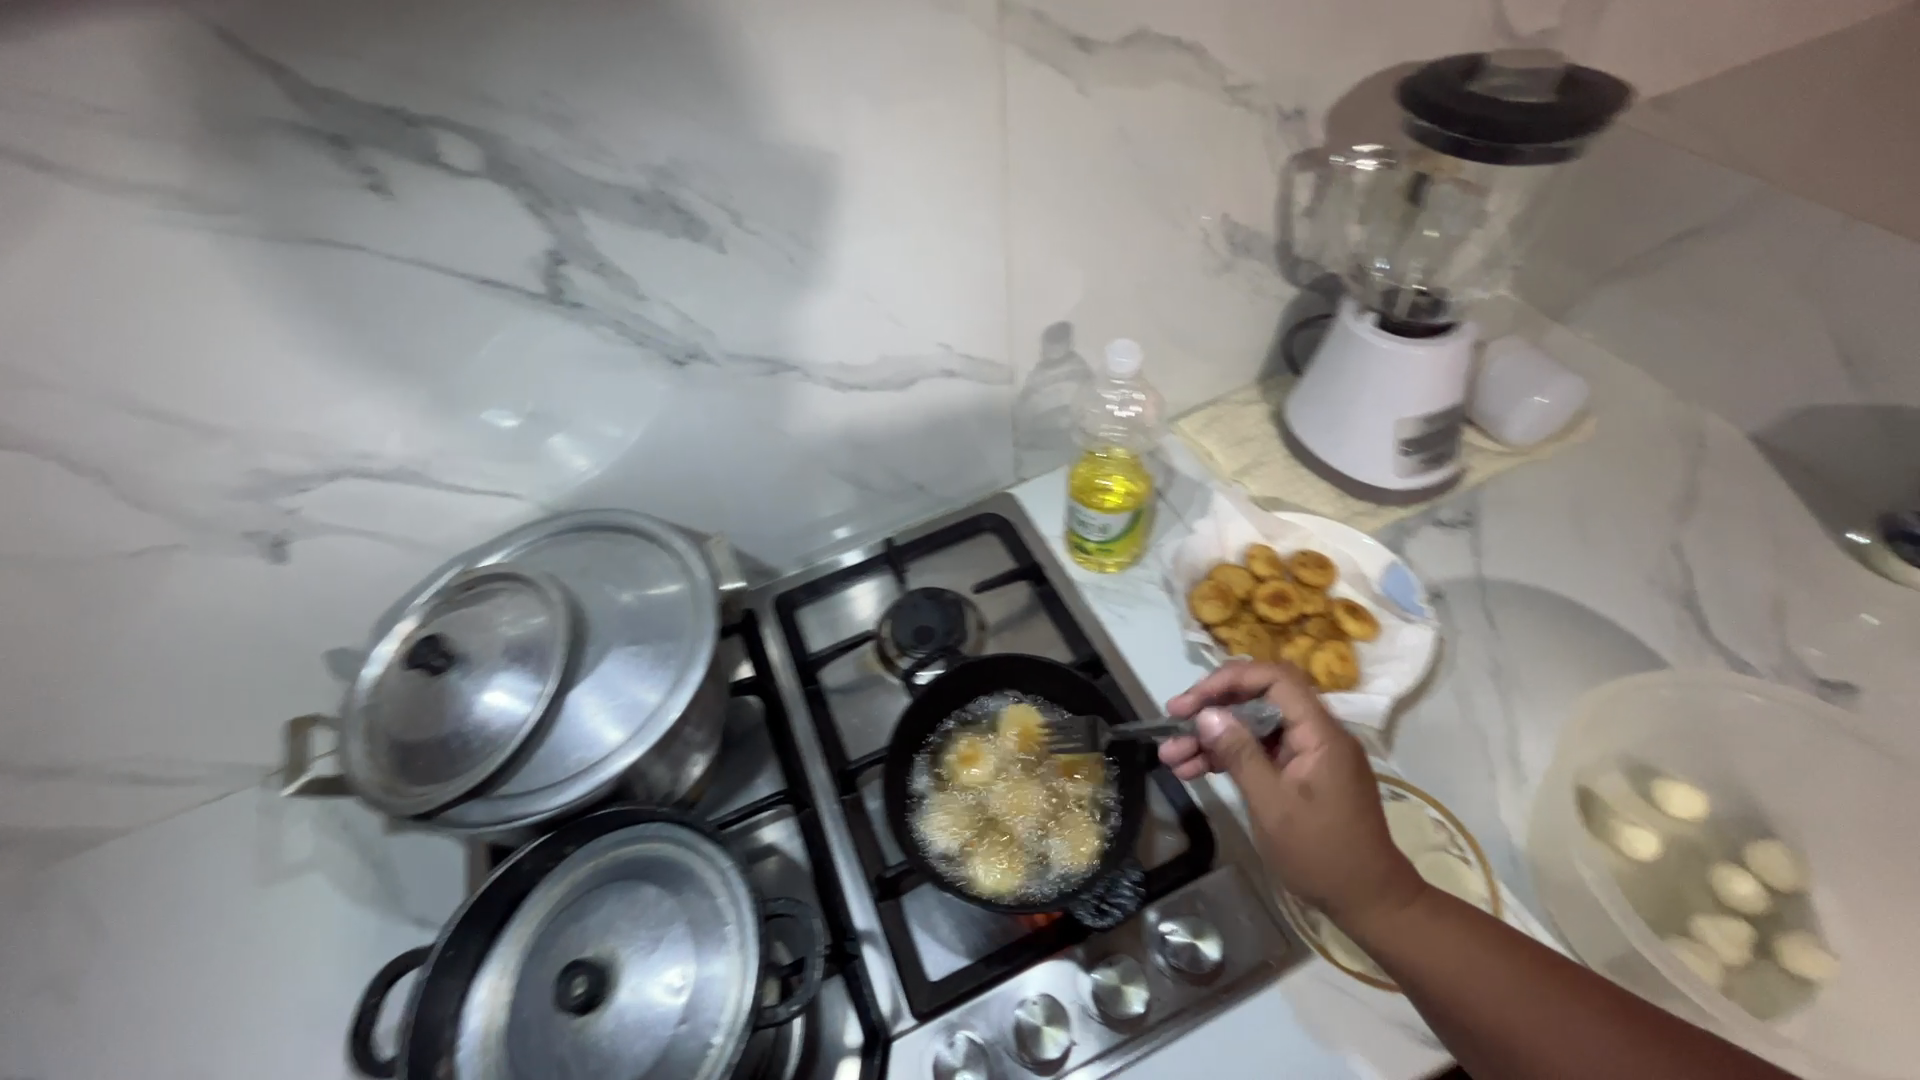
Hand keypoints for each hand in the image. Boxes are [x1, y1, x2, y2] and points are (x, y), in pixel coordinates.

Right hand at [1161, 661, 1425, 929]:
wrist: (1368, 900)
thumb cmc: (1321, 853)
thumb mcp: (1272, 804)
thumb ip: (1240, 753)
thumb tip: (1207, 714)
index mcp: (1320, 733)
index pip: (1274, 679)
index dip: (1228, 680)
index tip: (1191, 702)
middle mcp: (1316, 733)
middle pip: (1258, 699)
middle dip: (1212, 710)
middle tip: (1172, 724)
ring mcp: (1308, 754)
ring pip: (1253, 727)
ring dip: (1212, 738)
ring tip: (1171, 757)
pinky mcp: (1300, 773)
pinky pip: (1259, 752)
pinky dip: (1227, 758)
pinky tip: (1193, 770)